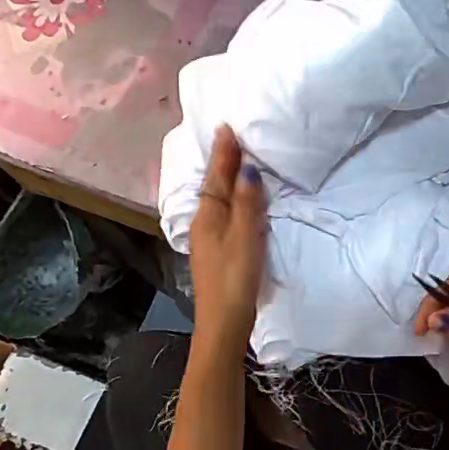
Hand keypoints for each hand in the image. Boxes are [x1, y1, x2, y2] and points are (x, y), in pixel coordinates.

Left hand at [188, 125, 266, 351]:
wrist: (224, 323)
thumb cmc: (234, 278)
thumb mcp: (244, 236)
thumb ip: (246, 202)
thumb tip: (246, 168)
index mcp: (207, 216)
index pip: (216, 176)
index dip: (223, 153)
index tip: (226, 126)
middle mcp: (203, 224)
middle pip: (212, 187)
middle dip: (221, 163)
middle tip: (229, 138)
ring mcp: (207, 241)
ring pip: (216, 202)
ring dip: (224, 181)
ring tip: (234, 163)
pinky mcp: (216, 254)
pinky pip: (222, 216)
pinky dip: (229, 202)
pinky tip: (236, 203)